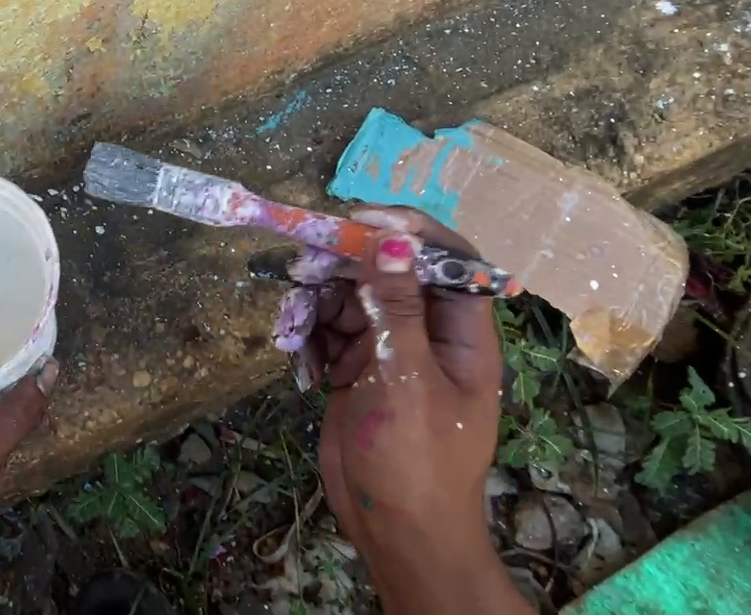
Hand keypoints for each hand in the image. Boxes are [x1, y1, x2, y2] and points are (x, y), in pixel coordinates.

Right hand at [312, 207, 533, 614]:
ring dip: (311, 303)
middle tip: (299, 269)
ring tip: (291, 329)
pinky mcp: (353, 366)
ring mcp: (386, 349)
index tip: (356, 219)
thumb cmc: (415, 460)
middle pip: (382, 271)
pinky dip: (305, 333)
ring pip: (345, 296)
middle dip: (339, 266)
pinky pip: (324, 328)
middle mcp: (424, 332)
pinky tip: (295, 357)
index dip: (408, 230)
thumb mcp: (405, 378)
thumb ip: (394, 307)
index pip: (448, 259)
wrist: (394, 531)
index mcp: (460, 334)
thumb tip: (392, 239)